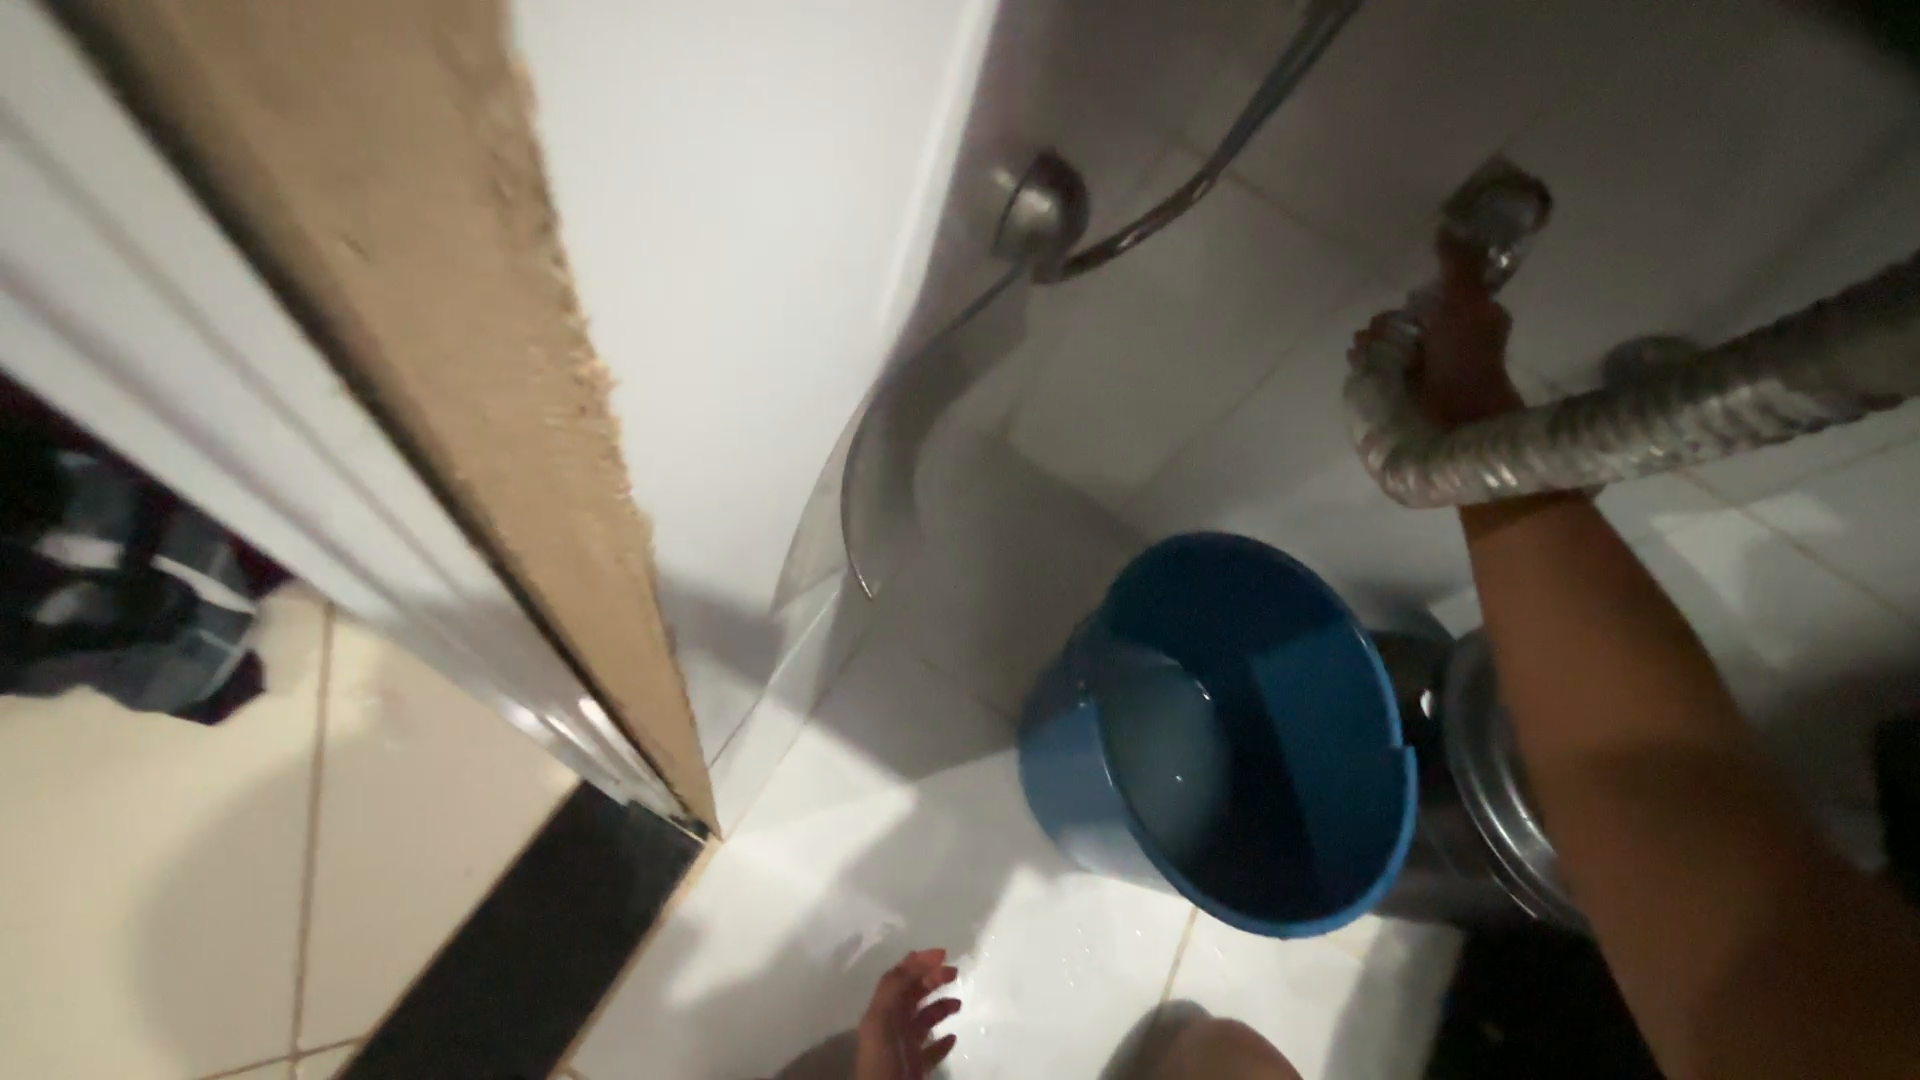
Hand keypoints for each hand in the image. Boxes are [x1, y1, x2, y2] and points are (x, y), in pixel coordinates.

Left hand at [854, 949, 960, 1079]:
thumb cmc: (882, 1063)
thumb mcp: (882, 1020)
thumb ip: (894, 988)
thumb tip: (914, 958)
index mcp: (882, 1011)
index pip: (899, 978)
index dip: (918, 962)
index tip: (942, 953)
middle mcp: (892, 1026)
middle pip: (913, 995)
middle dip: (932, 980)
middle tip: (954, 972)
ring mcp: (903, 1048)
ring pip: (923, 1020)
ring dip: (940, 1007)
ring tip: (957, 1005)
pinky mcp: (914, 1069)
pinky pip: (930, 1051)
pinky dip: (941, 1042)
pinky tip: (952, 1039)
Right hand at [1355, 238, 1522, 428]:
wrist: (1458, 413)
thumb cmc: (1465, 355)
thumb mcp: (1467, 299)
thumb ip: (1458, 265)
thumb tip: (1447, 225)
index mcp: (1467, 320)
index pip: (1433, 300)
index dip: (1416, 298)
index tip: (1406, 300)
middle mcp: (1443, 344)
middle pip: (1404, 322)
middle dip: (1386, 321)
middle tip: (1380, 328)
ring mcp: (1419, 370)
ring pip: (1385, 345)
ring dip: (1370, 342)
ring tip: (1362, 347)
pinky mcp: (1397, 392)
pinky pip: (1373, 369)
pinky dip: (1362, 362)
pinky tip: (1356, 359)